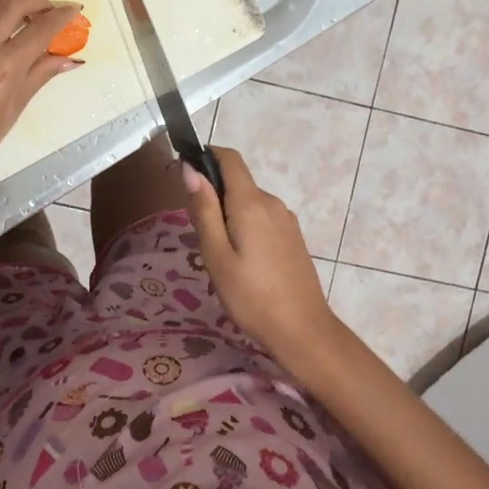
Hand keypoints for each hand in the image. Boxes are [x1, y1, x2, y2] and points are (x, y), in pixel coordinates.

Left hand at [0, 0, 82, 198]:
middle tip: (45, 7)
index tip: (72, 9)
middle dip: (35, 2)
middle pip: (13, 6)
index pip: (42, 28)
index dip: (61, 15)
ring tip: (14, 4)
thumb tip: (70, 59)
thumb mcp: (17, 104)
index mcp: (8, 64)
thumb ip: (41, 74)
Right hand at [184, 147, 337, 360]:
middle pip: (237, 182)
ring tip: (220, 255)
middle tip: (199, 236)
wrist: (304, 332)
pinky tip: (242, 262)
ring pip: (249, 202)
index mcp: (251, 203)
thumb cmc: (252, 297)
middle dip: (213, 195)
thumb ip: (203, 210)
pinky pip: (262, 218)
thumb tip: (191, 169)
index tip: (185, 176)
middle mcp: (272, 203)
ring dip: (229, 215)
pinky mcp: (293, 237)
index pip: (229, 158)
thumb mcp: (216, 255)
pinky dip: (245, 227)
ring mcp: (286, 220)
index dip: (205, 156)